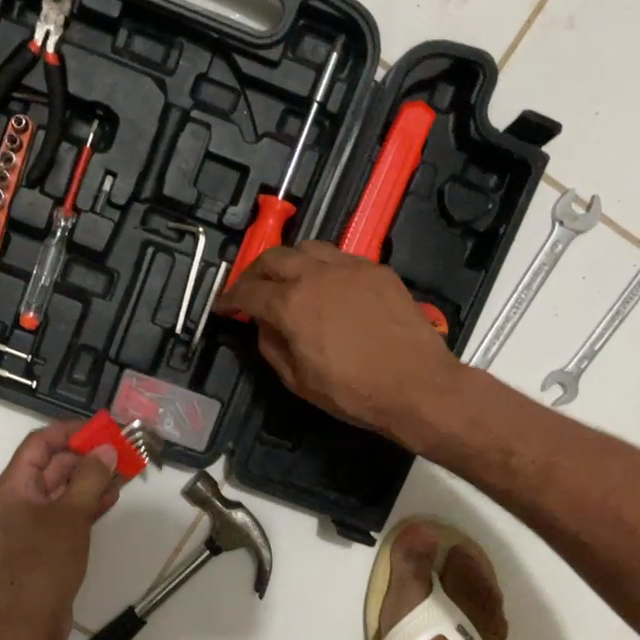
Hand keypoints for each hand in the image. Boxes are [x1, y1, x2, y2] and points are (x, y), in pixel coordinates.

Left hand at [0, 421, 121, 639]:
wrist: (29, 625)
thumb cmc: (44, 565)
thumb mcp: (71, 517)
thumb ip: (89, 478)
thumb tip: (105, 449)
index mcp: (15, 486)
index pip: (41, 442)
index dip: (71, 431)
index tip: (103, 429)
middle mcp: (20, 498)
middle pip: (54, 463)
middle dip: (88, 455)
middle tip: (123, 450)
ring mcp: (32, 521)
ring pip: (64, 488)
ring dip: (92, 478)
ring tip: (126, 471)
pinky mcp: (45, 541)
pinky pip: (67, 511)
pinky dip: (88, 501)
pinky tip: (112, 497)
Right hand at [215, 242, 465, 441]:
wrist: (417, 385)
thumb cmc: (353, 392)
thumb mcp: (298, 381)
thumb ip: (271, 347)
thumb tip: (263, 326)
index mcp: (291, 304)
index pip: (248, 292)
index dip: (229, 299)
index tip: (222, 308)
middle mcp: (317, 275)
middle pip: (274, 258)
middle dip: (254, 273)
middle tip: (249, 290)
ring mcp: (350, 268)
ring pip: (307, 248)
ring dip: (289, 262)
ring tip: (287, 281)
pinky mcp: (377, 271)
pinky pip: (340, 257)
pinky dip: (322, 267)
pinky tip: (326, 287)